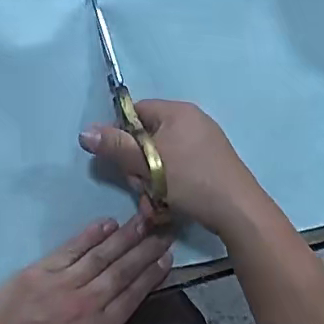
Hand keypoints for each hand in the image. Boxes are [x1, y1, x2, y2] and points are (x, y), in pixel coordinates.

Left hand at [0, 214, 172, 323]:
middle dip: (145, 250)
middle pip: (122, 271)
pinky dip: (91, 235)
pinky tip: (107, 224)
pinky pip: (72, 248)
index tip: (167, 258)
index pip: (132, 296)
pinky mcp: (42, 270)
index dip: (151, 275)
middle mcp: (86, 302)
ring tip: (143, 221)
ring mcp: (64, 283)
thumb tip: (114, 313)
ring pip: (102, 255)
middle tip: (164, 232)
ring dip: (125, 237)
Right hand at [80, 99, 274, 238]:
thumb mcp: (147, 163)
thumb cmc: (191, 179)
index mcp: (178, 112)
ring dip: (151, 184)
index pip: (136, 112)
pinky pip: (178, 172)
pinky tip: (169, 208)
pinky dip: (169, 189)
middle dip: (138, 168)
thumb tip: (85, 131)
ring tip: (155, 205)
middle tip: (141, 188)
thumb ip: (115, 146)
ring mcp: (203, 145)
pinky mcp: (210, 166)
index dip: (121, 135)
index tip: (120, 160)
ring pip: (161, 161)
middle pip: (147, 139)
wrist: (238, 211)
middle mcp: (192, 122)